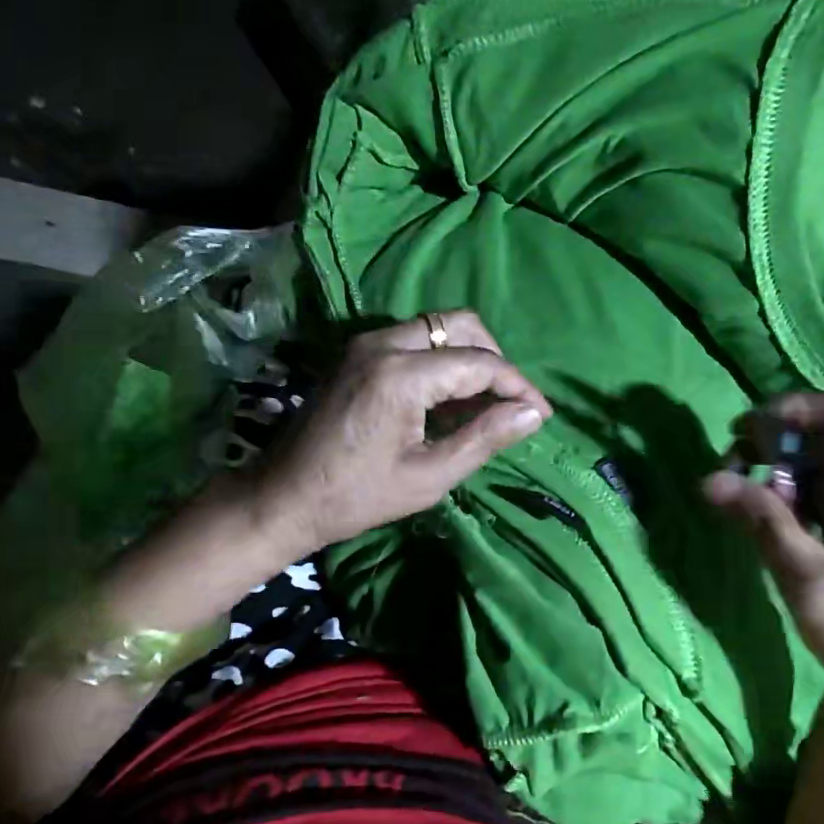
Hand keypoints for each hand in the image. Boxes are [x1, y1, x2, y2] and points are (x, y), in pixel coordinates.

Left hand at [253, 310, 551, 552]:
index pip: (479, 362)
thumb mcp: (429, 477)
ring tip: (484, 408)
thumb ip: (483, 438)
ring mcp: (365, 344)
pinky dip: (442, 362)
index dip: (518, 386)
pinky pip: (414, 341)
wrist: (283, 498)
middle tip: (510, 405)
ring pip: (437, 329)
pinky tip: (448, 403)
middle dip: (495, 361)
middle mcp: (383, 342)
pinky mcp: (357, 353)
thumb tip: (532, 414)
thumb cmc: (357, 497)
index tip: (540, 415)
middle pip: (460, 325)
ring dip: (468, 359)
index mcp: (401, 374)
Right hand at [704, 394, 823, 746]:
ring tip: (741, 491)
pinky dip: (791, 498)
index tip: (747, 428)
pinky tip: (765, 516)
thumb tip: (708, 479)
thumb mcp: (809, 579)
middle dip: (780, 441)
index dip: (798, 409)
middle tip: (733, 460)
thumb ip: (762, 522)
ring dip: (781, 471)